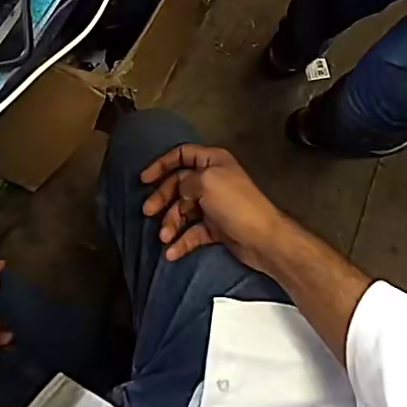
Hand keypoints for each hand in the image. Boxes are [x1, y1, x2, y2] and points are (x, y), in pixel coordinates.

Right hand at [140, 144, 290, 271]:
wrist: (262, 238)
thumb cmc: (235, 203)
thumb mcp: (207, 182)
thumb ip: (186, 180)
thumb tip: (179, 190)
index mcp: (212, 161)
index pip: (182, 154)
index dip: (161, 164)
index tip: (144, 179)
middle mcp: (212, 179)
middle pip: (178, 184)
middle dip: (162, 198)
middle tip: (148, 212)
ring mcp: (213, 204)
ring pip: (183, 210)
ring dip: (170, 223)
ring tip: (164, 237)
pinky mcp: (215, 227)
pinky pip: (192, 231)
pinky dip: (181, 240)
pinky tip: (172, 252)